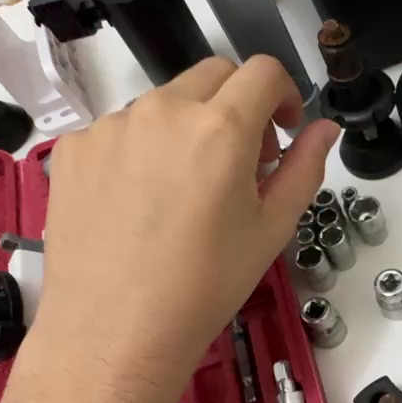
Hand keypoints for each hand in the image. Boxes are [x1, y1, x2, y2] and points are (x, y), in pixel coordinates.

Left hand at [31, 56, 338, 402]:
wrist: (116, 330)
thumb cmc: (205, 286)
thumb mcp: (272, 228)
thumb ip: (305, 167)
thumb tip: (325, 130)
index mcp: (221, 130)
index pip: (264, 72)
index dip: (286, 94)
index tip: (285, 129)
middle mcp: (163, 112)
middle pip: (215, 75)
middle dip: (241, 104)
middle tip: (246, 160)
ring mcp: (112, 126)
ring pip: (167, 102)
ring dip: (192, 127)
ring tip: (191, 190)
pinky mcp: (76, 148)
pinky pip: (124, 128)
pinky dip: (146, 148)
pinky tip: (146, 201)